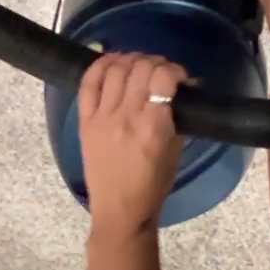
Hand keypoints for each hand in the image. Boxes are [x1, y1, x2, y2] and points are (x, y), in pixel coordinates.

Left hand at [78, 53, 186, 235]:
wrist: (120, 211)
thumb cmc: (154, 183)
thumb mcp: (176, 148)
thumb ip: (177, 114)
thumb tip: (185, 84)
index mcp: (153, 127)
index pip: (163, 78)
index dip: (174, 69)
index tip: (179, 77)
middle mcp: (127, 117)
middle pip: (140, 68)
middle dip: (155, 61)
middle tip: (160, 70)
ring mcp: (103, 118)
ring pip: (116, 70)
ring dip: (131, 59)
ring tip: (139, 63)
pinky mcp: (85, 122)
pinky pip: (88, 83)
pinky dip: (100, 65)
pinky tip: (113, 60)